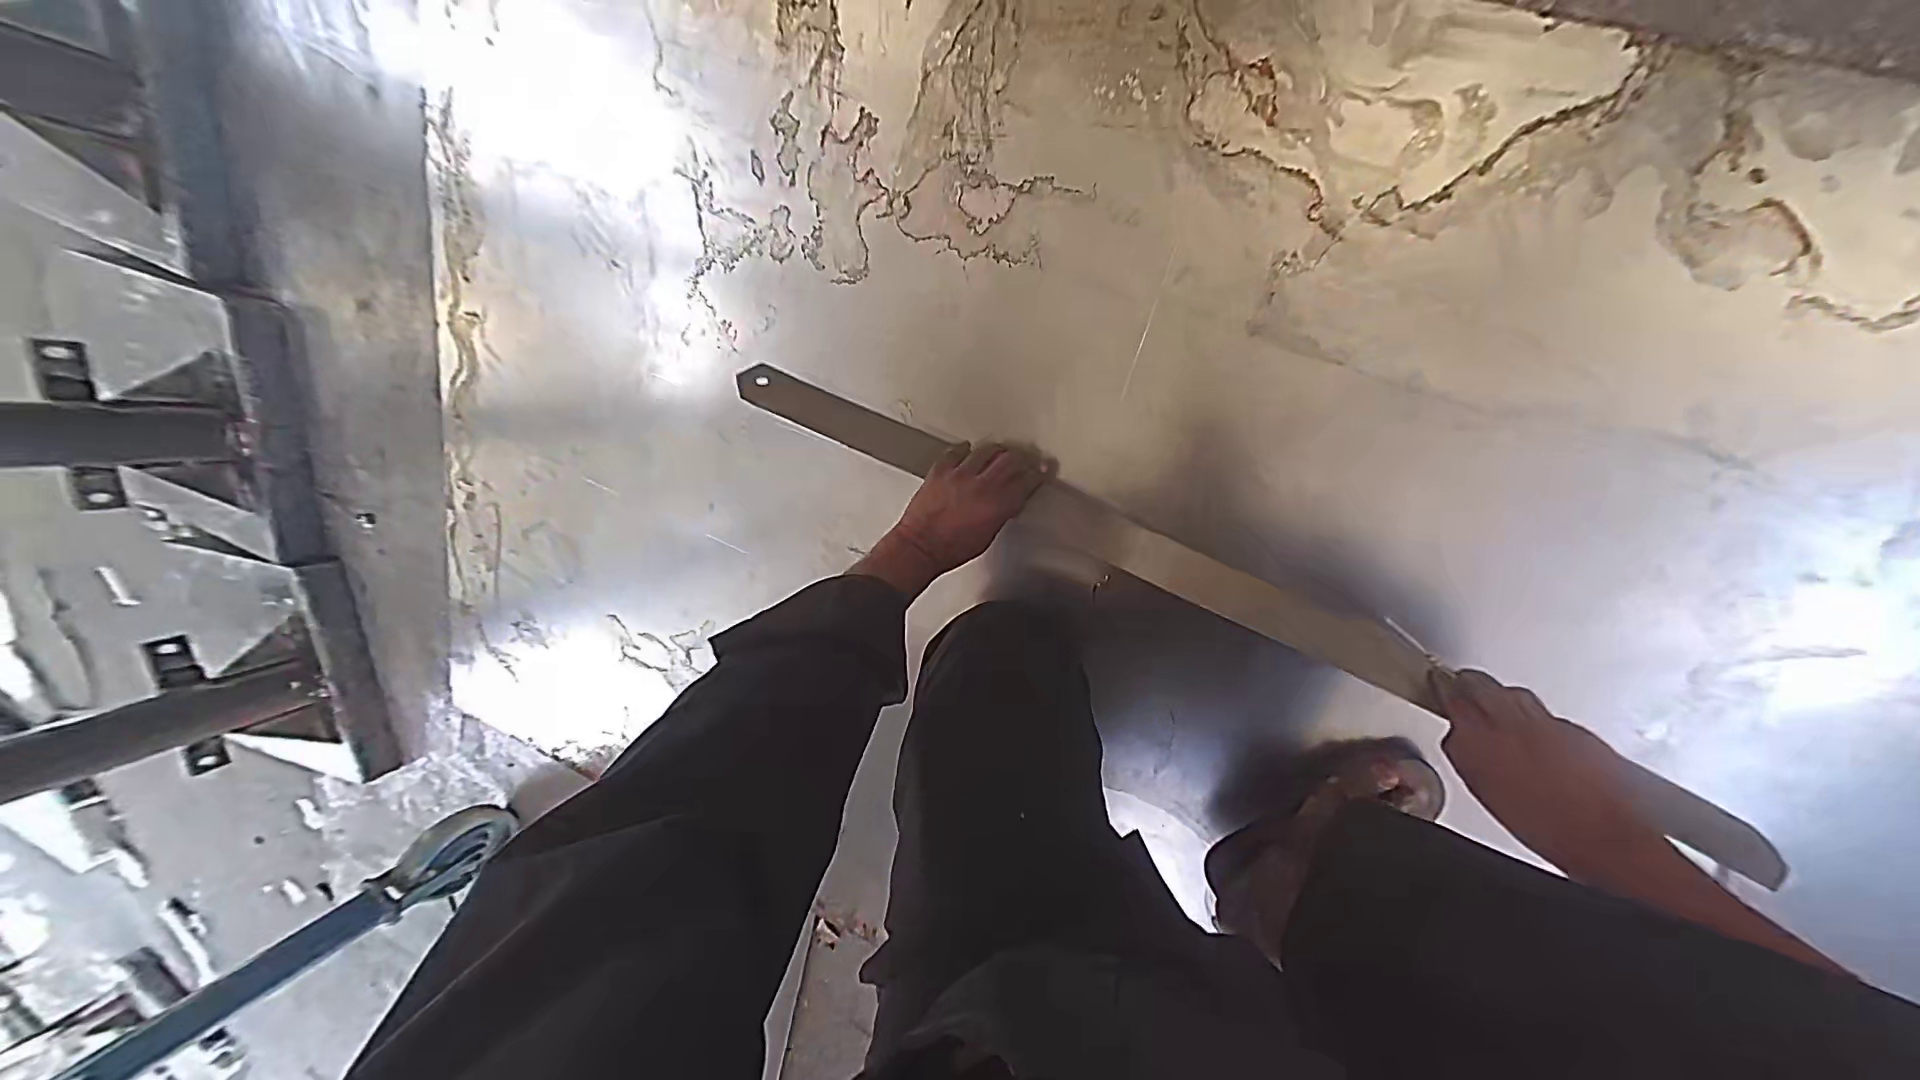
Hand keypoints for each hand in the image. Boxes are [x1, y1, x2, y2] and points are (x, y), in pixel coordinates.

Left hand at [851, 443, 1051, 597]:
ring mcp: (959, 475)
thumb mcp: (987, 536)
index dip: (1037, 474)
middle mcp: (981, 486)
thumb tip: (1010, 503)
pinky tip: (968, 451)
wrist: (920, 547)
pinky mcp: (940, 471)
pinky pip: (956, 451)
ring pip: (987, 450)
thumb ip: (1002, 514)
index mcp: (997, 504)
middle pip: (1010, 460)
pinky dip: (965, 450)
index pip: (1026, 481)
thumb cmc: (950, 549)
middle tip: (1024, 459)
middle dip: (1021, 459)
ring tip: (999, 452)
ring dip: (997, 451)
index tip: (1042, 470)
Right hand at [1439, 669, 1849, 974]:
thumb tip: (1461, 734)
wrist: (1622, 855)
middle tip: (1462, 694)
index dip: (1450, 686)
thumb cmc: (1551, 832)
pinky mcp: (1591, 748)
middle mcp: (1534, 726)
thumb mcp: (1494, 795)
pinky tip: (1539, 745)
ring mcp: (1565, 734)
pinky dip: (1537, 725)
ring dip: (1508, 705)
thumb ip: (1474, 757)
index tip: (1436, 681)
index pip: (1467, 693)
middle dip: (1475, 689)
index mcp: (1501, 739)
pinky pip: (1552, 722)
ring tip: (1499, 720)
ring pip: (1525, 701)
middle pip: (1495, 689)